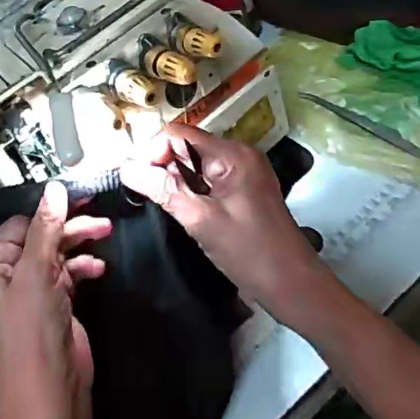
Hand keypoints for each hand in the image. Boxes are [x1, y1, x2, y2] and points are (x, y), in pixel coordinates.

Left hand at [0, 182, 112, 405]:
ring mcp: (32, 291)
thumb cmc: (32, 333)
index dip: (48, 209)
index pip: (20, 223)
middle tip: (98, 214)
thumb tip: (53, 188)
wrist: (50, 395)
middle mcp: (7, 276)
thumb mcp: (36, 274)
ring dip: (79, 242)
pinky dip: (83, 266)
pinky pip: (68, 272)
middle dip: (68, 225)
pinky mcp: (53, 304)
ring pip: (57, 251)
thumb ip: (46, 228)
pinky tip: (99, 267)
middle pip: (40, 235)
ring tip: (105, 233)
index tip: (78, 195)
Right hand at [121, 123, 342, 326]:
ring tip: (165, 204)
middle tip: (147, 195)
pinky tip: (187, 210)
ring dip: (177, 179)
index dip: (153, 151)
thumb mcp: (199, 219)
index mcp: (232, 154)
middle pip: (187, 146)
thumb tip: (127, 168)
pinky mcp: (245, 187)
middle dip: (163, 166)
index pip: (179, 134)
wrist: (293, 284)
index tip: (139, 179)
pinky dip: (193, 189)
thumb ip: (162, 189)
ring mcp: (244, 170)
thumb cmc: (249, 252)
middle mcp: (240, 153)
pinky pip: (209, 177)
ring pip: (196, 163)